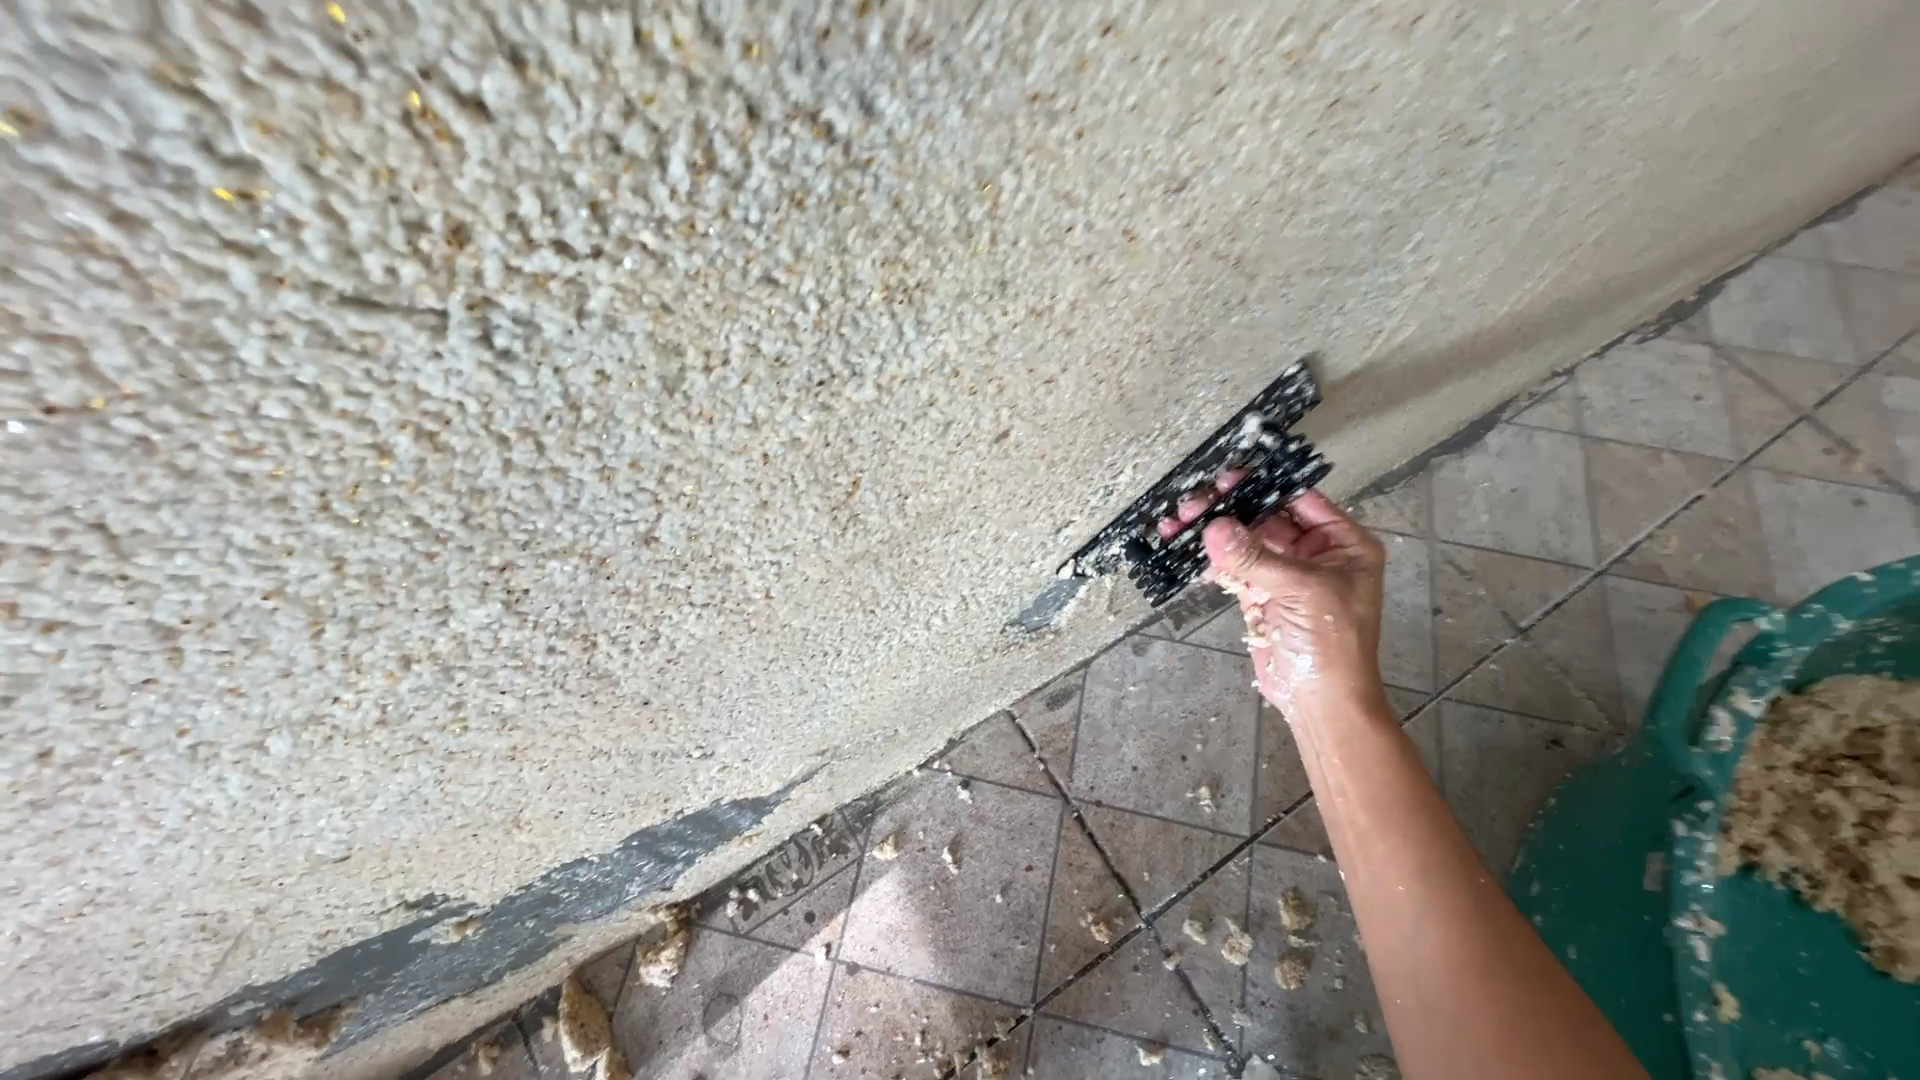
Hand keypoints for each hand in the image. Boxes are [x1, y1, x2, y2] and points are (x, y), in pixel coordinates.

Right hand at [1160, 482, 1387, 715]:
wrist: (1322, 701)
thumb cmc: (1331, 642)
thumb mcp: (1301, 591)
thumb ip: (1255, 557)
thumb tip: (1213, 526)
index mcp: (1342, 543)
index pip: (1300, 501)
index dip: (1264, 488)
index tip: (1227, 479)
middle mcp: (1313, 553)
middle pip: (1266, 518)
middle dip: (1229, 510)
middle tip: (1194, 502)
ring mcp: (1283, 575)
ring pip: (1243, 542)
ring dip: (1212, 532)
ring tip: (1178, 521)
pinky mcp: (1259, 596)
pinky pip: (1231, 568)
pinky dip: (1208, 558)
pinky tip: (1183, 545)